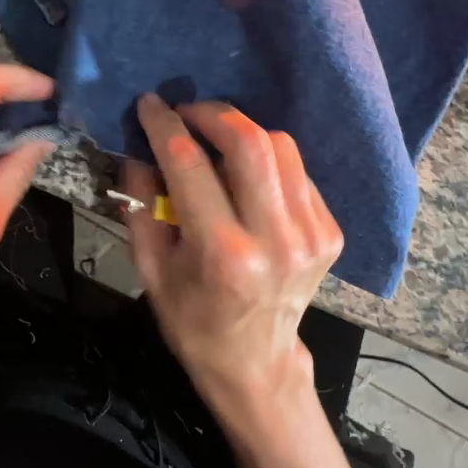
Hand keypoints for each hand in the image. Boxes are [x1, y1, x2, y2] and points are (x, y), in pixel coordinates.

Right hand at [126, 93, 369, 467]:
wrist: (254, 362)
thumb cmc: (191, 319)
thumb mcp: (149, 268)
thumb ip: (140, 205)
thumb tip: (138, 149)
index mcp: (223, 253)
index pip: (190, 165)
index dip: (165, 126)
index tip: (149, 104)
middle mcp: (275, 239)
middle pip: (249, 144)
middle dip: (211, 113)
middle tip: (185, 110)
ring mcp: (311, 235)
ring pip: (280, 148)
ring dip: (241, 130)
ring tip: (212, 135)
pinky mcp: (330, 232)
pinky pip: (297, 171)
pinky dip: (266, 159)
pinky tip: (243, 171)